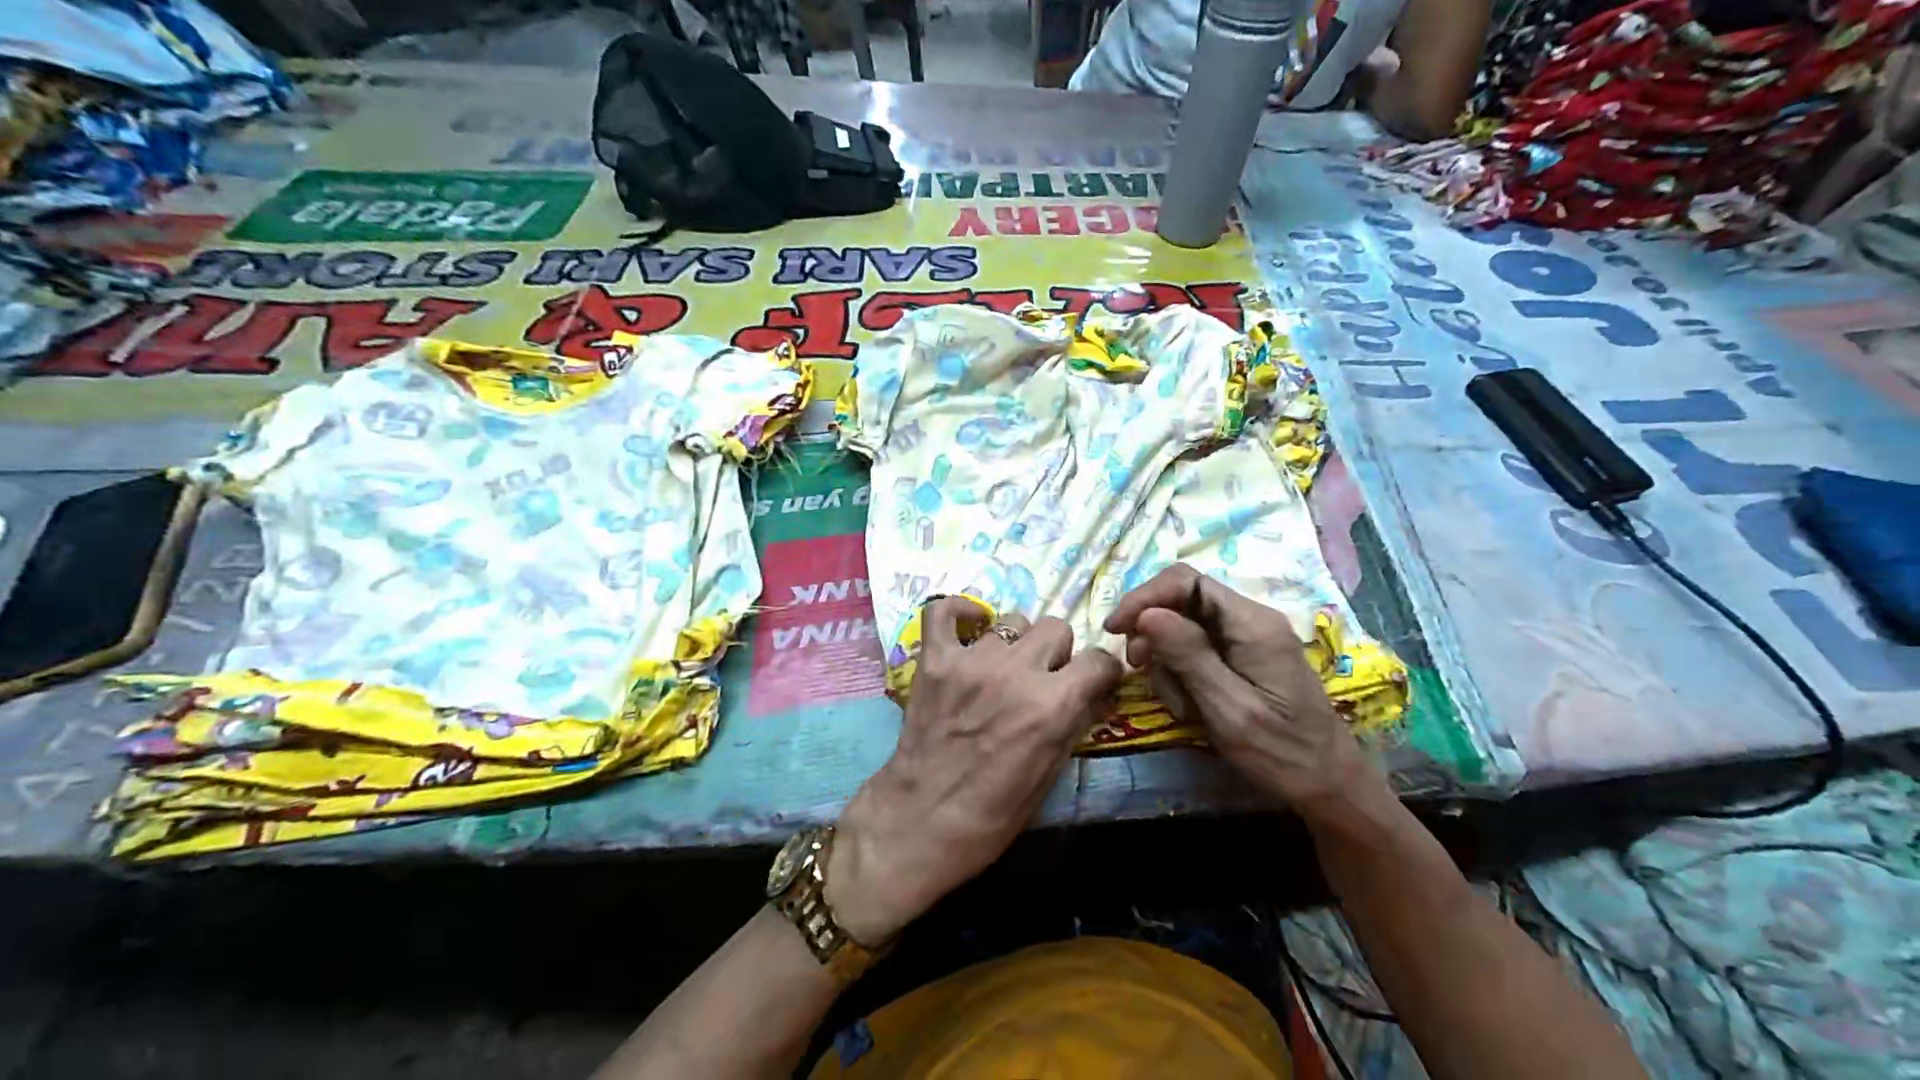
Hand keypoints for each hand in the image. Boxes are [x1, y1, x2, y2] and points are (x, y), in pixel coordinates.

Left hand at [826, 598, 1122, 943]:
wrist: (921, 822)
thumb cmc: (992, 815)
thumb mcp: (1050, 775)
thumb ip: (1074, 724)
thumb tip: (1095, 695)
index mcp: (1052, 705)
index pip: (1098, 660)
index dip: (1101, 672)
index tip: (1093, 682)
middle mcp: (1016, 672)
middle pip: (1056, 628)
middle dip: (1058, 652)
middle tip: (1044, 677)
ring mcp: (972, 660)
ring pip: (1011, 621)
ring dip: (1016, 642)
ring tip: (1003, 667)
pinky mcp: (935, 660)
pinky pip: (944, 611)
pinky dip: (960, 612)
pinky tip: (971, 626)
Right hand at [1103, 564, 1387, 825]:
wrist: (1327, 785)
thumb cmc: (1281, 752)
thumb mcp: (1228, 708)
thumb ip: (1188, 656)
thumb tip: (1146, 613)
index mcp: (1251, 623)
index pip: (1185, 581)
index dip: (1144, 597)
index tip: (1115, 630)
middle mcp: (1249, 619)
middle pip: (1181, 600)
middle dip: (1152, 632)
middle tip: (1140, 669)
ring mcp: (1246, 637)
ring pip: (1182, 626)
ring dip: (1167, 661)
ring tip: (1180, 705)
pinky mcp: (1242, 656)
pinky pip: (1196, 648)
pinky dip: (1181, 672)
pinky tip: (1190, 705)